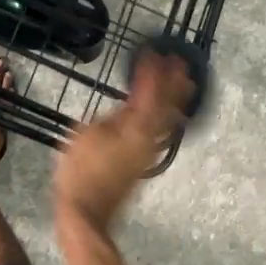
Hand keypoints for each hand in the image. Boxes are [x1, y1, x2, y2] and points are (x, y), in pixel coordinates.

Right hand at [52, 50, 195, 234]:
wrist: (86, 212)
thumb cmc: (81, 170)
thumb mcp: (89, 134)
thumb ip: (112, 117)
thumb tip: (129, 107)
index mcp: (135, 128)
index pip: (149, 93)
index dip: (154, 72)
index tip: (157, 52)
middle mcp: (148, 139)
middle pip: (167, 107)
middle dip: (174, 84)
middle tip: (182, 64)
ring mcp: (148, 152)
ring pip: (168, 120)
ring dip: (176, 99)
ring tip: (184, 83)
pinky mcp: (143, 162)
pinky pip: (162, 131)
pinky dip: (168, 116)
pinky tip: (167, 113)